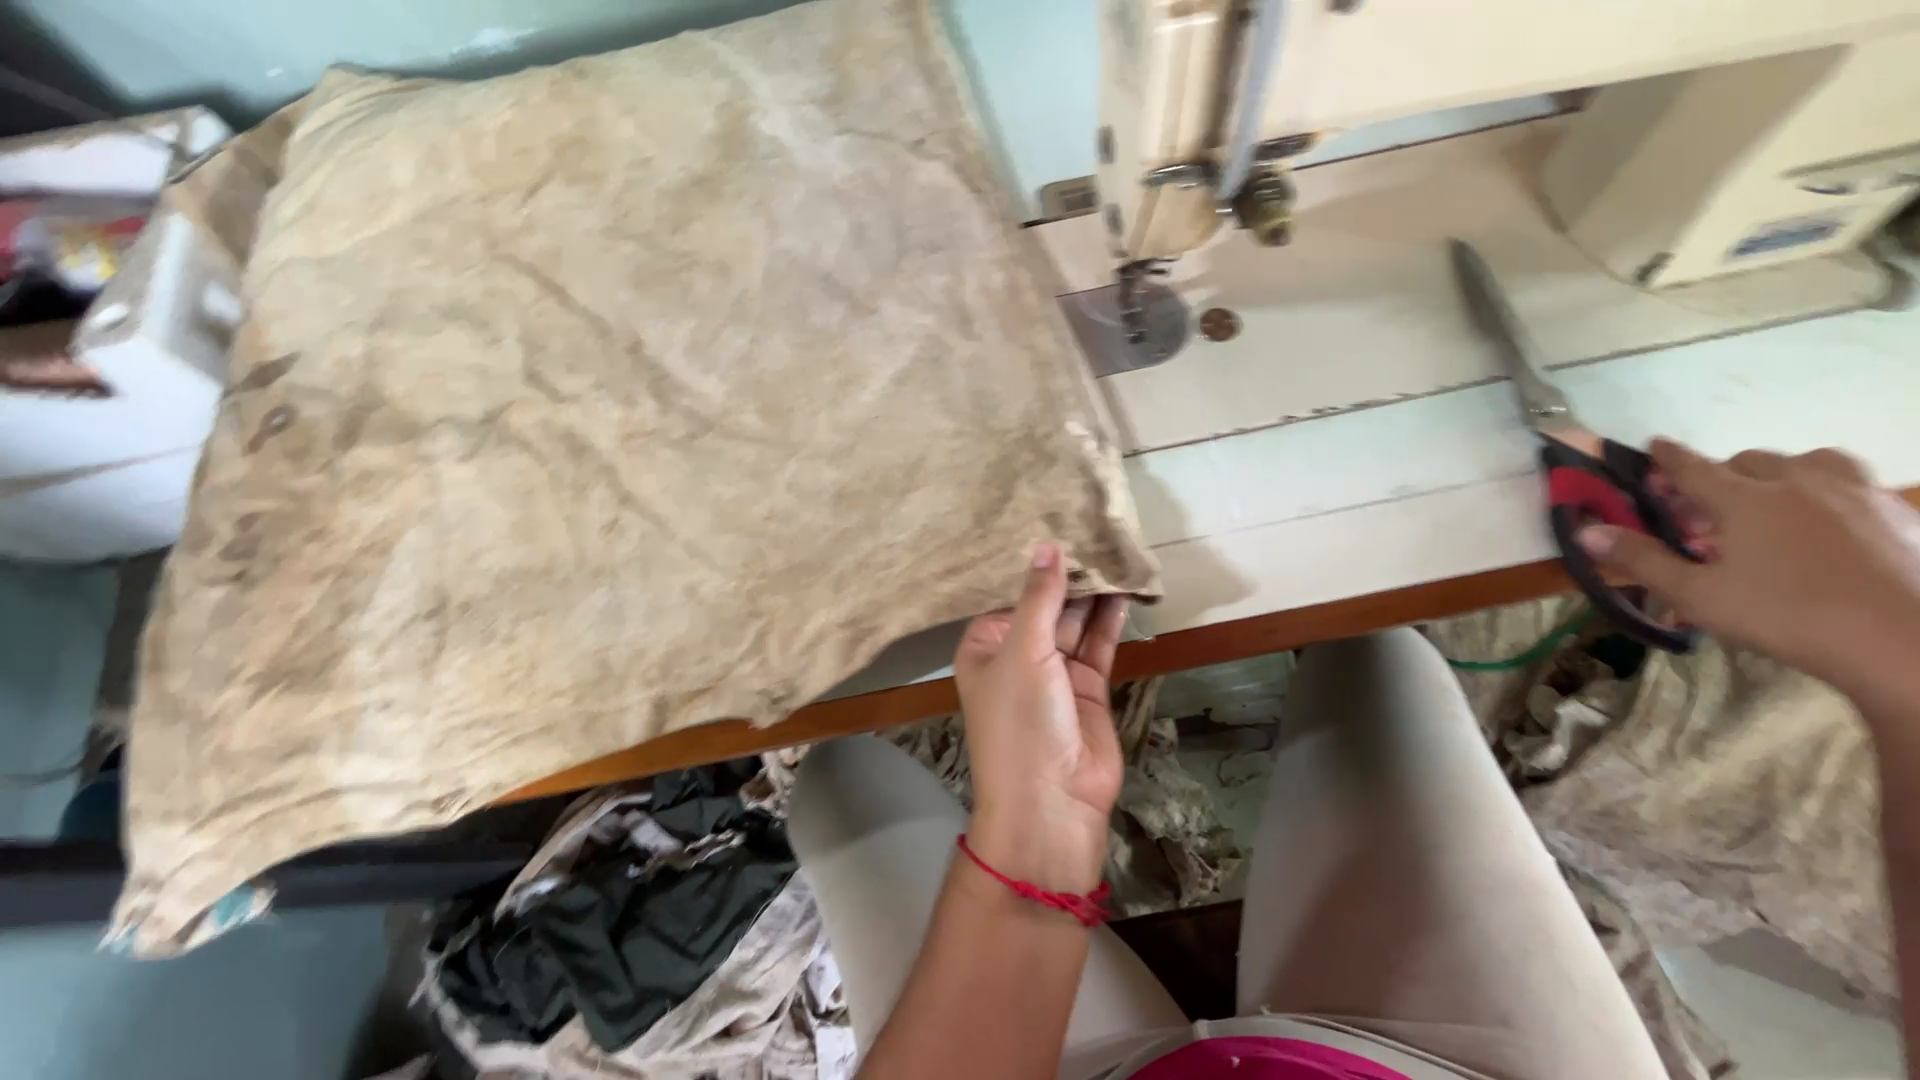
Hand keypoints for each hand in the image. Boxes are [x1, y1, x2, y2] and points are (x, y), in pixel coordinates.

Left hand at [953, 542, 1125, 893]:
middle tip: (1093, 528)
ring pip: (1075, 621)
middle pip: (1044, 604)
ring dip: (1093, 593)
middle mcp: (1017, 654)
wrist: (1053, 802)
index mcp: (985, 645)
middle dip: (1067, 574)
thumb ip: (1040, 598)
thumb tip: (1047, 545)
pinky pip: (1098, 644)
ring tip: (1115, 550)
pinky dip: (1111, 620)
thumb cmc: (1020, 722)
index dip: (1029, 563)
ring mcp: (1054, 672)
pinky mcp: (1087, 687)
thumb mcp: (1023, 652)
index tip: (1052, 521)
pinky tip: (1126, 588)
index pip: (1007, 593)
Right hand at [1579, 439, 1919, 713]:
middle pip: (1753, 460)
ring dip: (1787, 471)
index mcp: (1746, 500)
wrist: (1909, 642)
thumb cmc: (1788, 616)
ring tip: (1779, 495)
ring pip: (1815, 462)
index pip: (1695, 467)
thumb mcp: (1699, 595)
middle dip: (1726, 471)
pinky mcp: (1902, 516)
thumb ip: (1642, 560)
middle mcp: (1800, 484)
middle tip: (1710, 501)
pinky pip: (1860, 487)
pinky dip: (1834, 492)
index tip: (1655, 445)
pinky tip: (1833, 522)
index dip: (1669, 457)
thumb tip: (1585, 532)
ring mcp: (1859, 496)